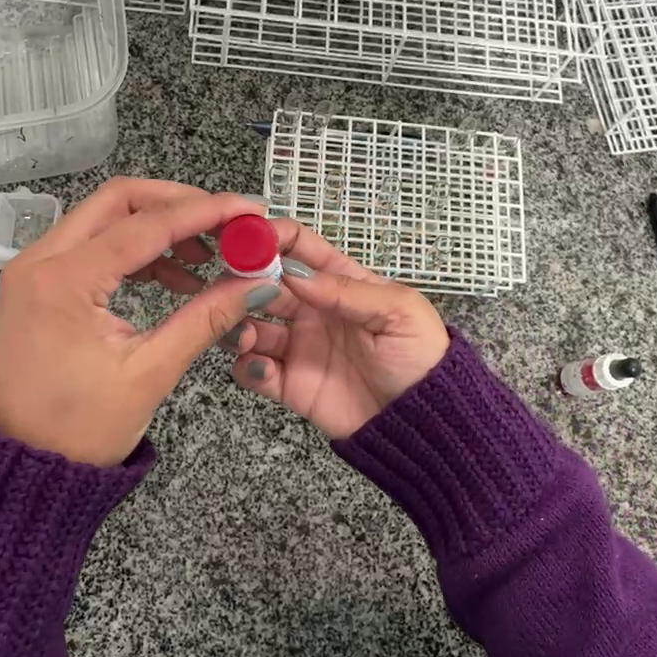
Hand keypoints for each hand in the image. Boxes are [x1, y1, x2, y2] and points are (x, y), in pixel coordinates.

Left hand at [0, 178, 277, 465]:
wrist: (23, 467)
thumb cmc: (79, 430)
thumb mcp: (152, 371)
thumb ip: (207, 317)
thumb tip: (256, 282)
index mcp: (65, 280)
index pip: (147, 224)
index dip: (205, 212)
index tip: (248, 211)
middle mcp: (42, 261)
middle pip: (120, 200)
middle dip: (179, 204)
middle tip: (226, 223)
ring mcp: (37, 269)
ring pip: (107, 217)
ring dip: (160, 226)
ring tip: (208, 256)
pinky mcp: (42, 283)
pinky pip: (96, 245)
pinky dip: (138, 249)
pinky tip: (176, 276)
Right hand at [219, 220, 448, 439]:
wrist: (423, 420)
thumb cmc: (420, 355)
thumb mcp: (398, 310)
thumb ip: (347, 290)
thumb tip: (296, 273)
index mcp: (340, 282)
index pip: (298, 247)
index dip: (270, 237)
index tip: (247, 239)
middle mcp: (313, 309)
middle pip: (264, 283)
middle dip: (243, 281)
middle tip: (232, 288)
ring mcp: (299, 346)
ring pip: (250, 324)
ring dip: (238, 324)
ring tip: (248, 335)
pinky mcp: (291, 384)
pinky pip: (253, 370)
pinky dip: (247, 366)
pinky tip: (263, 367)